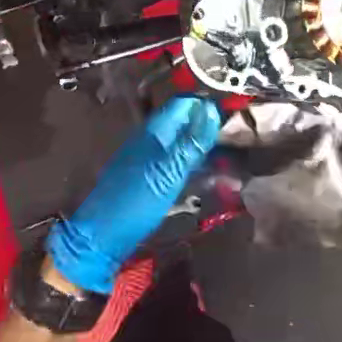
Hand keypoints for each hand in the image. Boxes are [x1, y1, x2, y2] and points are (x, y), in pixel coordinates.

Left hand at [46, 96, 220, 292]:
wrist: (102, 237)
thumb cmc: (136, 201)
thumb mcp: (170, 171)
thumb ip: (193, 141)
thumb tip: (213, 109)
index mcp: (154, 131)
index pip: (184, 103)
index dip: (207, 104)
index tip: (234, 113)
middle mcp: (152, 140)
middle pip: (186, 123)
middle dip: (211, 129)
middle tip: (239, 140)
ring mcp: (151, 159)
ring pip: (185, 145)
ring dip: (207, 151)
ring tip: (232, 162)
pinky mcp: (152, 178)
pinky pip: (180, 164)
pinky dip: (197, 167)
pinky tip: (213, 179)